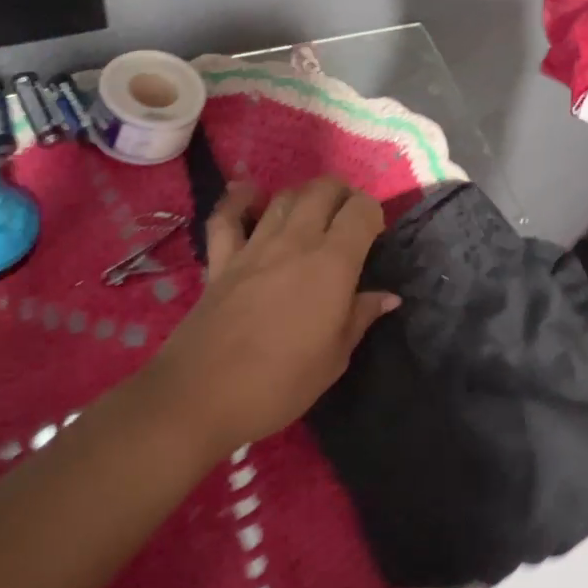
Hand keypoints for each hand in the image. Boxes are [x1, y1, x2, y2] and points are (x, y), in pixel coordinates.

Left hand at [148, 178, 399, 453]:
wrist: (199, 398)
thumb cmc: (280, 384)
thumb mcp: (334, 359)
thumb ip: (360, 317)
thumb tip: (388, 296)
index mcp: (333, 263)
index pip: (361, 210)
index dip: (373, 215)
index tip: (374, 238)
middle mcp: (296, 241)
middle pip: (324, 190)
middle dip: (342, 195)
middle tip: (347, 221)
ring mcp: (254, 247)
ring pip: (284, 197)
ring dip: (304, 196)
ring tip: (312, 214)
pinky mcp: (220, 260)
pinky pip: (227, 218)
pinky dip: (239, 201)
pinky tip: (249, 196)